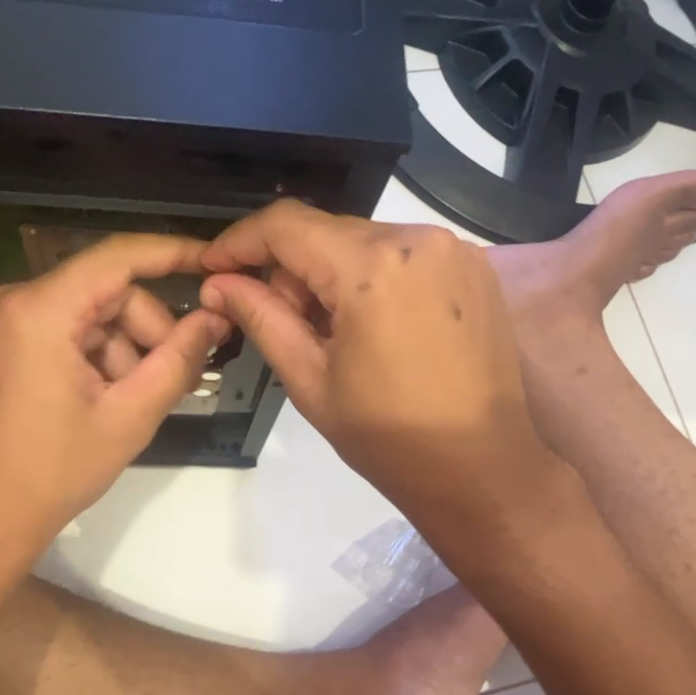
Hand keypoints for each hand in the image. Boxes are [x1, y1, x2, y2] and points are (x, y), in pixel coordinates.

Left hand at [0, 234, 229, 551]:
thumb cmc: (54, 473)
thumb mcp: (129, 417)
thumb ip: (178, 360)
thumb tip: (215, 318)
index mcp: (38, 311)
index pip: (117, 257)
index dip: (172, 254)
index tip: (213, 264)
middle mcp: (9, 300)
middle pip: (104, 291)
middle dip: (145, 330)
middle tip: (166, 382)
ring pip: (85, 313)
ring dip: (120, 350)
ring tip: (127, 404)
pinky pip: (59, 329)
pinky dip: (91, 356)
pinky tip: (99, 400)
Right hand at [200, 200, 553, 510]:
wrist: (482, 468)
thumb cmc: (389, 437)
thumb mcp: (311, 380)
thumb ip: (262, 318)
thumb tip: (218, 284)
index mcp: (371, 268)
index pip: (286, 225)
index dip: (240, 241)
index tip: (214, 268)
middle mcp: (418, 240)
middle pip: (328, 231)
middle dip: (290, 268)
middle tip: (278, 320)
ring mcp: (454, 250)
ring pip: (366, 241)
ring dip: (333, 274)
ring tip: (331, 334)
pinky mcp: (477, 268)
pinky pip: (405, 255)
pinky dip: (375, 278)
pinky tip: (374, 328)